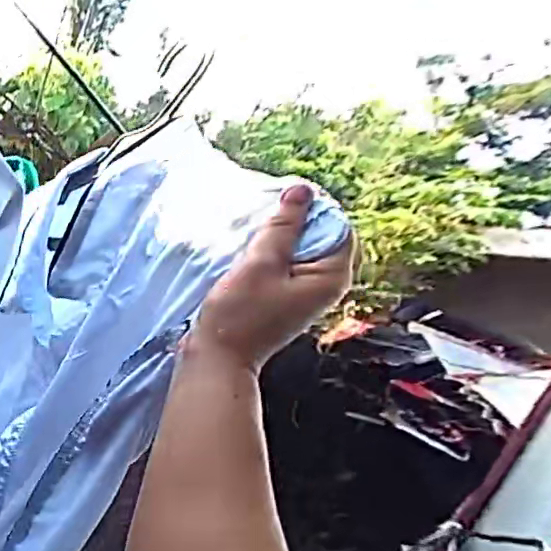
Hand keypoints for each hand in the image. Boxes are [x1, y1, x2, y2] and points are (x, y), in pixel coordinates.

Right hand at [187, 184, 356, 372]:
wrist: (215, 361)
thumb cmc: (237, 316)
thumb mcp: (259, 265)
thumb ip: (282, 226)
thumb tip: (303, 190)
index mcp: (331, 277)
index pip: (335, 225)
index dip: (309, 212)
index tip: (277, 211)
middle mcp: (324, 287)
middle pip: (318, 240)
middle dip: (291, 229)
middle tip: (260, 229)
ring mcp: (303, 298)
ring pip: (297, 256)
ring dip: (275, 247)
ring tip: (250, 247)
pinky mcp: (282, 305)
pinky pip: (283, 272)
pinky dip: (268, 264)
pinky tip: (247, 266)